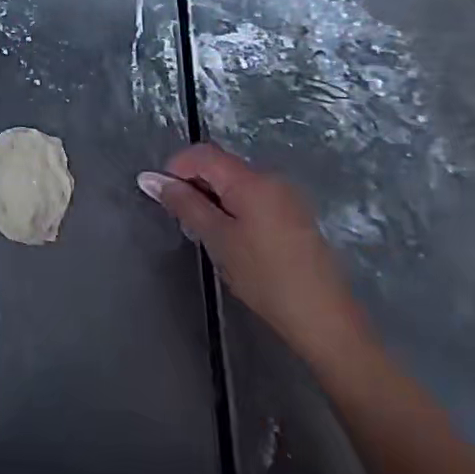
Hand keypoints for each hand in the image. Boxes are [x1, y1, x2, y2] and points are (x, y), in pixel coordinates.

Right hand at [139, 145, 366, 358]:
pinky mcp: (295, 217)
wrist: (325, 320)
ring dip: (213, 198)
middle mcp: (271, 179)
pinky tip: (233, 240)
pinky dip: (234, 209)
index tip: (164, 198)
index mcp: (251, 180)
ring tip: (206, 233)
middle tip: (183, 220)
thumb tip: (150, 178)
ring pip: (236, 183)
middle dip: (194, 184)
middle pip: (220, 165)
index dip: (175, 168)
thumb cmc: (265, 277)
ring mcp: (287, 197)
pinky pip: (254, 198)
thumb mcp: (216, 238)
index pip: (202, 153)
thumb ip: (183, 203)